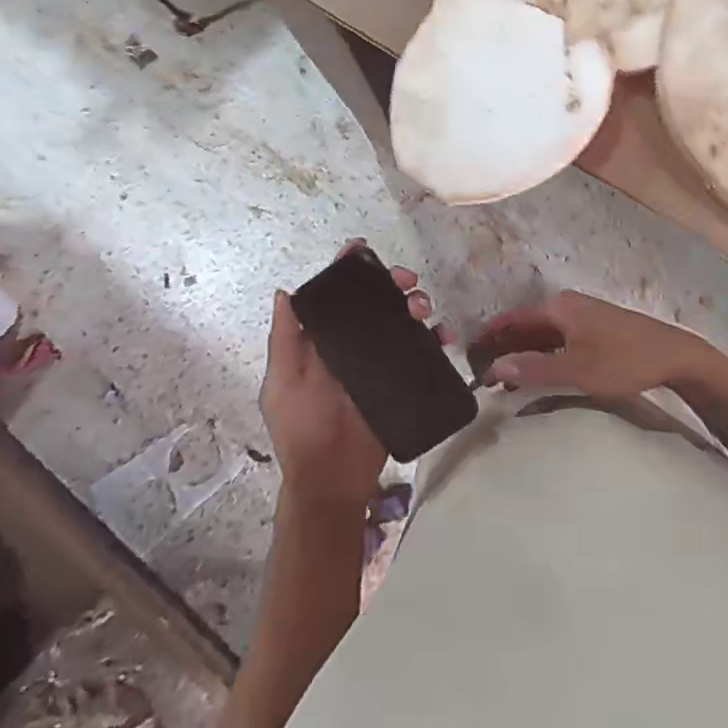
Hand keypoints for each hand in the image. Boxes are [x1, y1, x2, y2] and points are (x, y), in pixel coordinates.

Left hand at [261, 243, 443, 509]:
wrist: (332, 479)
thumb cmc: (301, 427)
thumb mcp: (284, 381)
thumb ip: (285, 338)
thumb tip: (283, 292)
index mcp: (320, 342)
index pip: (334, 298)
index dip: (347, 272)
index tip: (362, 249)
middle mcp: (349, 347)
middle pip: (373, 305)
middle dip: (391, 285)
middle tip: (407, 281)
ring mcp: (376, 365)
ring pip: (400, 324)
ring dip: (415, 307)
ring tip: (424, 309)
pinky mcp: (399, 384)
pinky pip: (420, 356)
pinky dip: (434, 342)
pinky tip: (444, 337)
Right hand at [470, 290, 727, 398]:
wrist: (678, 358)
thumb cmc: (624, 360)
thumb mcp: (577, 370)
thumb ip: (533, 369)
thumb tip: (494, 369)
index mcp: (558, 308)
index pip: (511, 318)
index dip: (490, 336)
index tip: (470, 353)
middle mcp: (567, 306)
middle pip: (525, 325)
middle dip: (504, 347)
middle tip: (484, 370)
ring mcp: (583, 316)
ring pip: (542, 334)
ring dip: (523, 353)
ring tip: (506, 378)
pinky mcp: (596, 330)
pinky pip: (558, 340)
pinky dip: (542, 354)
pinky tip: (538, 372)